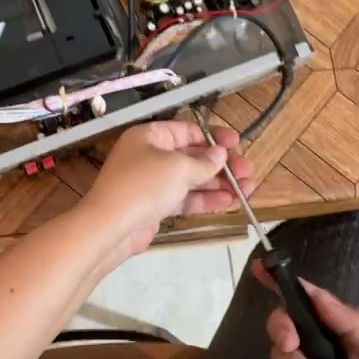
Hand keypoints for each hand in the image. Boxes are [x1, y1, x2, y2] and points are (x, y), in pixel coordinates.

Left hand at [81, 120, 254, 256]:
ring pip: (191, 179)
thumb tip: (220, 156)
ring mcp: (152, 182)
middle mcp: (150, 156)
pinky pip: (185, 198)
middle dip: (221, 164)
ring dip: (218, 183)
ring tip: (247, 188)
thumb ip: (203, 162)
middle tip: (247, 170)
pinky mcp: (155, 205)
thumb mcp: (178, 168)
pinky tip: (229, 201)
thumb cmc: (141, 187)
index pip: (187, 131)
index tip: (236, 143)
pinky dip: (205, 199)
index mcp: (149, 136)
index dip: (213, 137)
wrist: (110, 227)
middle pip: (192, 156)